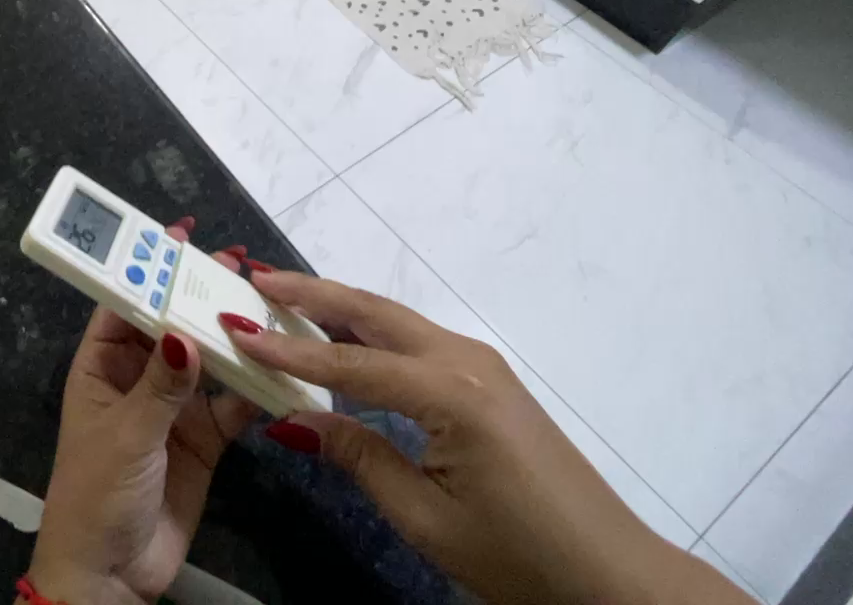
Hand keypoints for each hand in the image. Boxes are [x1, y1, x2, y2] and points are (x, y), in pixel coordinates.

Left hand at [23, 224, 259, 604]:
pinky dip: (255, 387)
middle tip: (234, 261)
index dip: (148, 267)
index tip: (177, 235)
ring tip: (264, 302)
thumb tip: (184, 334)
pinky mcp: (203, 437)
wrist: (111, 574)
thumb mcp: (126, 433)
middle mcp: (138, 375)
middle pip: (170, 321)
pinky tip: (281, 366)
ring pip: (206, 356)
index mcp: (102, 365)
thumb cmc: (97, 492)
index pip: (124, 302)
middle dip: (197, 291)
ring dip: (231, 332)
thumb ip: (160, 386)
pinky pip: (232, 402)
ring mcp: (173, 405)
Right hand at [221, 270, 755, 604]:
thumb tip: (291, 419)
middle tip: (254, 277)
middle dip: (309, 292)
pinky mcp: (483, 375)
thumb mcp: (425, 517)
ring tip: (282, 293)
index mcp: (448, 393)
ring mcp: (476, 361)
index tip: (236, 328)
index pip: (348, 362)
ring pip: (390, 316)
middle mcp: (461, 359)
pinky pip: (410, 337)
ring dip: (335, 303)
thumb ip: (357, 455)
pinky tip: (338, 334)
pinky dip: (364, 326)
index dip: (287, 349)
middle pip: (370, 311)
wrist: (616, 578)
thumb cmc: (519, 557)